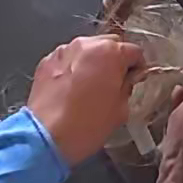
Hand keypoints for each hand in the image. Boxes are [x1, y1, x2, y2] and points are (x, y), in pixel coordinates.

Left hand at [26, 35, 145, 164]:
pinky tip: (71, 88)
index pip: (135, 51)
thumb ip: (128, 86)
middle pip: (110, 44)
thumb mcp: (121, 109)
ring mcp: (64, 51)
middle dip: (114, 60)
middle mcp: (87, 45)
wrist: (45, 138)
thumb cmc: (88, 125)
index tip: (134, 80)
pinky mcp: (46, 61)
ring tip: (89, 85)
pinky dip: (73, 68)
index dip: (137, 67)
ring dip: (93, 62)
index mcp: (111, 53)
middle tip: (113, 82)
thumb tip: (127, 79)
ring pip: (87, 49)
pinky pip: (68, 59)